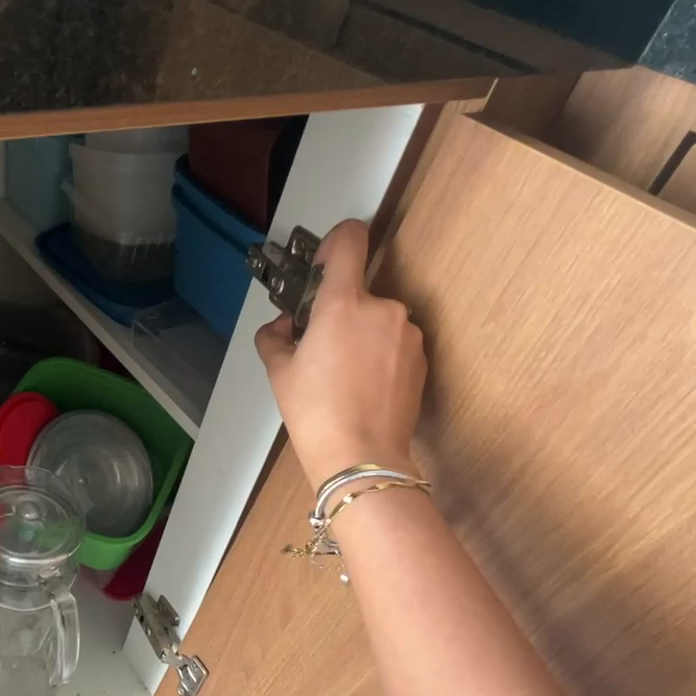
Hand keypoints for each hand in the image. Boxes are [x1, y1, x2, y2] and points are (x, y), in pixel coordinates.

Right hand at [255, 219, 426, 488]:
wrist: (361, 454)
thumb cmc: (316, 413)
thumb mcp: (279, 371)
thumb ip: (275, 336)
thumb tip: (283, 326)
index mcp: (343, 303)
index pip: (349, 240)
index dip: (334, 242)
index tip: (322, 261)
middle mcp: (383, 309)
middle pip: (357, 293)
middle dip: (338, 313)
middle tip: (319, 349)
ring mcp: (407, 333)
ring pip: (377, 320)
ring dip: (360, 335)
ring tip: (342, 375)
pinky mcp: (421, 357)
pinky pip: (394, 342)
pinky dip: (379, 355)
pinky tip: (362, 386)